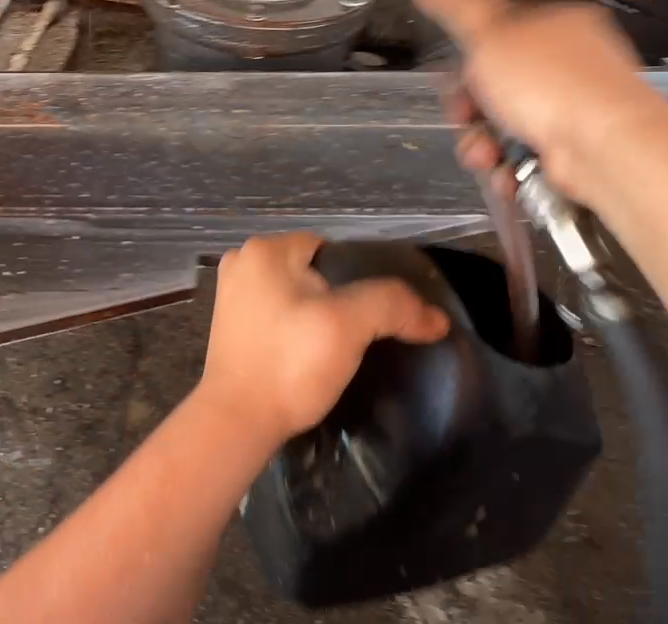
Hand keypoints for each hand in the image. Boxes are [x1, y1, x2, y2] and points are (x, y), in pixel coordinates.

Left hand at [197, 232, 449, 444]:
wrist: (239, 420)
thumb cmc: (290, 363)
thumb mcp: (347, 325)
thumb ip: (392, 306)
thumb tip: (436, 317)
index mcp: (263, 249)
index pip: (329, 249)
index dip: (358, 278)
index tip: (376, 313)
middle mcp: (241, 262)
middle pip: (313, 272)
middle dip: (339, 298)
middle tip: (361, 333)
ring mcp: (231, 294)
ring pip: (297, 295)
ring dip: (319, 316)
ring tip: (340, 347)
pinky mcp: (232, 325)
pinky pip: (278, 315)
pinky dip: (297, 330)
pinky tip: (311, 355)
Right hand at [414, 0, 667, 203]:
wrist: (608, 150)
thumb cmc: (552, 85)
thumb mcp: (490, 35)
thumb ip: (457, 5)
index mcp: (555, 26)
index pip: (497, 34)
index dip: (466, 58)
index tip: (452, 76)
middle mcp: (568, 64)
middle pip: (495, 84)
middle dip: (469, 109)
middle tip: (464, 116)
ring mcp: (572, 107)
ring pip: (504, 123)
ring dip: (482, 142)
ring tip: (486, 154)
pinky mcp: (573, 148)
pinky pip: (524, 155)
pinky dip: (508, 167)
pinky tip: (505, 171)